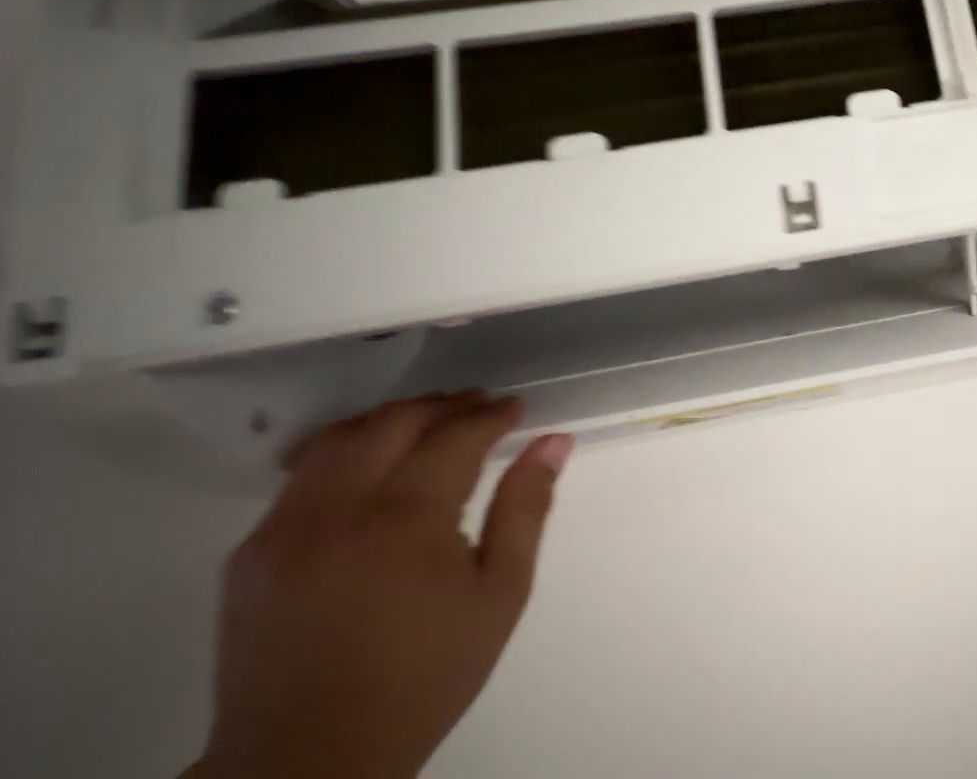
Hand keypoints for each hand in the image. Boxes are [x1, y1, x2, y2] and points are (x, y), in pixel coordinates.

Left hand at [186, 392, 572, 778]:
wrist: (313, 755)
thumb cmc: (428, 673)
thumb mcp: (500, 593)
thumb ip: (525, 508)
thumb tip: (553, 442)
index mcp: (406, 523)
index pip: (453, 439)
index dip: (489, 416)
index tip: (516, 408)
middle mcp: (337, 512)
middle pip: (391, 424)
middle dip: (442, 406)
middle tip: (479, 405)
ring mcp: (282, 529)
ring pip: (337, 440)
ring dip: (389, 420)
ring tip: (428, 424)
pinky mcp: (249, 553)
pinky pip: (301, 478)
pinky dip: (344, 453)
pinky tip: (371, 467)